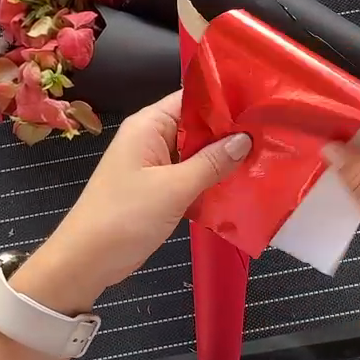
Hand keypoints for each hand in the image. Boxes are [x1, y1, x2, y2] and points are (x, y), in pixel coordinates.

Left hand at [11, 92, 250, 313]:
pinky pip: (191, 176)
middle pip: (197, 126)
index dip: (225, 99)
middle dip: (230, 132)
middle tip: (272, 134)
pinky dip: (211, 181)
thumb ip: (211, 162)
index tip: (261, 104)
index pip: (192, 98)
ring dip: (224, 159)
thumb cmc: (124, 216)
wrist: (86, 261)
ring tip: (266, 158)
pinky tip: (242, 186)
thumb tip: (244, 138)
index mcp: (148, 125)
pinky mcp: (158, 189)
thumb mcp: (173, 188)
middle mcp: (151, 138)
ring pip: (197, 153)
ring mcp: (154, 165)